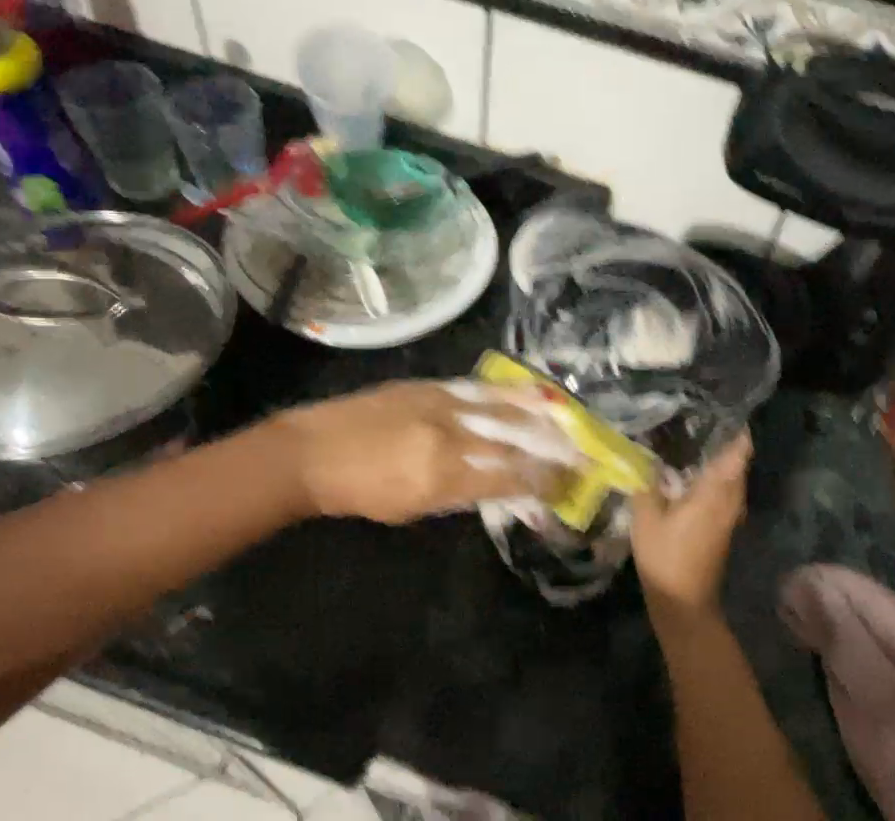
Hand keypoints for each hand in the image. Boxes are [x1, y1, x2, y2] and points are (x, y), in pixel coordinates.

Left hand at [277, 380, 585, 523]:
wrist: (312, 451)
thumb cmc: (359, 493)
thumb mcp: (412, 509)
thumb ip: (460, 495)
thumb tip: (501, 486)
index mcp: (443, 474)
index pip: (508, 476)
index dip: (544, 481)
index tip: (569, 485)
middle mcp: (449, 435)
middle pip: (514, 441)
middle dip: (553, 448)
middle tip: (582, 453)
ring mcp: (440, 405)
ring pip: (502, 407)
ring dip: (541, 414)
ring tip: (570, 418)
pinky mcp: (430, 386)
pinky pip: (479, 388)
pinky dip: (508, 392)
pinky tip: (529, 393)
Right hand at [631, 432, 751, 616]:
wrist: (683, 603)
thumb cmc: (665, 557)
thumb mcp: (646, 517)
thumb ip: (647, 483)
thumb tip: (647, 457)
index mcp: (716, 492)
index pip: (739, 451)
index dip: (737, 428)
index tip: (723, 408)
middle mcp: (731, 500)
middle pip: (737, 463)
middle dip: (724, 441)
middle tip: (699, 419)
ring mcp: (730, 516)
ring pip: (732, 479)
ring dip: (719, 461)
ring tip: (691, 441)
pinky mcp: (724, 528)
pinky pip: (725, 493)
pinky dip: (714, 479)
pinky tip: (688, 474)